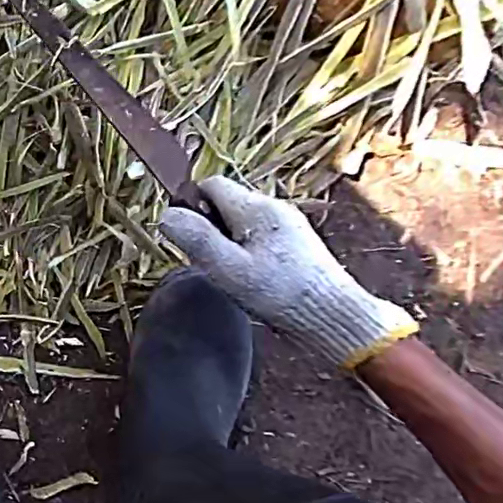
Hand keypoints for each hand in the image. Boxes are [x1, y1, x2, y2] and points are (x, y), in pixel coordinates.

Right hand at [157, 177, 416, 368]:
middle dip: (207, 224)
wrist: (335, 317)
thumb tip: (166, 214)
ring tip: (228, 270)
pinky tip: (247, 274)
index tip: (188, 235)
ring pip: (238, 219)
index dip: (191, 204)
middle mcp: (274, 207)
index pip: (210, 184)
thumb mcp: (226, 267)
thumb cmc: (279, 292)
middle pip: (223, 201)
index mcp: (256, 208)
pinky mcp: (295, 242)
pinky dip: (242, 248)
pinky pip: (256, 234)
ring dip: (224, 238)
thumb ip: (195, 237)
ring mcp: (287, 224)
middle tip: (207, 258)